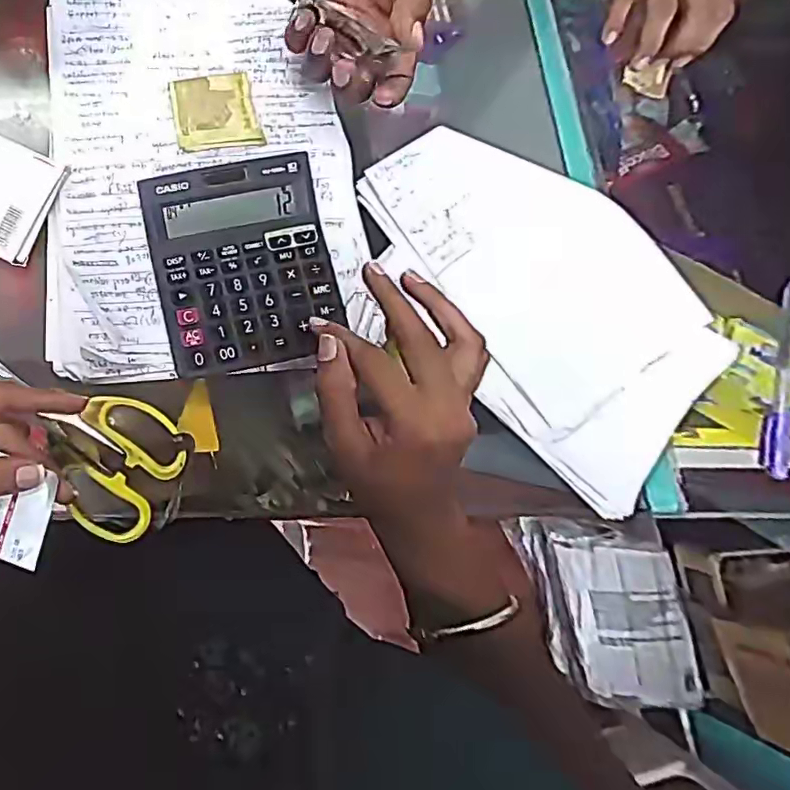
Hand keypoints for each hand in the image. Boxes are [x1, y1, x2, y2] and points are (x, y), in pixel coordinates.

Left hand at [0, 383, 86, 537]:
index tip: (78, 404)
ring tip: (48, 491)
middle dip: (37, 449)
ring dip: (23, 466)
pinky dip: (4, 474)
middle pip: (6, 425)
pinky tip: (21, 491)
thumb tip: (35, 473)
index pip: (4, 397)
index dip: (45, 399)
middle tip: (65, 476)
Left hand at [283, 0, 434, 107]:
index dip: (390, 88)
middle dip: (351, 82)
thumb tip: (413, 43)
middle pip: (357, 76)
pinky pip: (300, 36)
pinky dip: (298, 36)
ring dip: (323, 61)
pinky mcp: (309, 10)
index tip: (382, 98)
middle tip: (347, 69)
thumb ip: (412, 0)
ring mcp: (336, 24)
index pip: (397, 69)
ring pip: (325, 63)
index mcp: (398, 25)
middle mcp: (365, 33)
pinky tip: (305, 22)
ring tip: (326, 38)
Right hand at [310, 263, 487, 532]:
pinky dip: (452, 326)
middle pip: (424, 339)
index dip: (343, 339)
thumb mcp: (342, 444)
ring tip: (411, 279)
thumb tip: (329, 343)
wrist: (419, 515)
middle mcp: (448, 407)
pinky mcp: (466, 400)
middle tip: (372, 274)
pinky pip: (469, 353)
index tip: (320, 325)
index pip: (376, 362)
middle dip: (395, 301)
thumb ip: (334, 391)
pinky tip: (432, 310)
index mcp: (413, 421)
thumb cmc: (377, 487)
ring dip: (438, 304)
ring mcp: (464, 403)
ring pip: (464, 339)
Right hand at [591, 0, 734, 68]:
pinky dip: (616, 25)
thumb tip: (670, 26)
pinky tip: (608, 38)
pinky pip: (625, 5)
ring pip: (661, 16)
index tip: (682, 59)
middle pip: (694, 18)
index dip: (702, 41)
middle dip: (676, 48)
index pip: (718, 12)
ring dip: (648, 44)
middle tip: (658, 65)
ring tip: (633, 61)